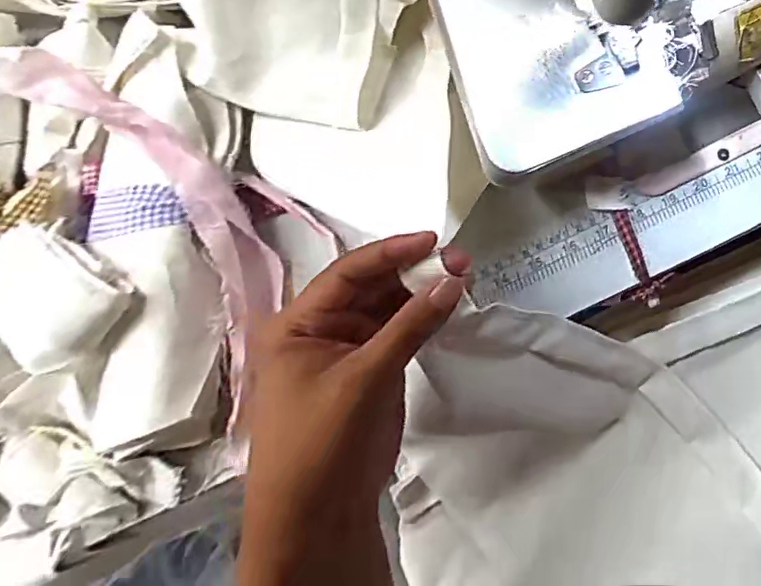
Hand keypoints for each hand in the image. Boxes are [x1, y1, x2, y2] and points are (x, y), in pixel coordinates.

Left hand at [238, 232, 470, 585]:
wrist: (318, 520)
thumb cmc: (322, 443)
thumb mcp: (365, 377)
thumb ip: (411, 324)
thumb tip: (452, 280)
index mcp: (298, 324)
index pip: (348, 272)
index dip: (391, 252)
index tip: (433, 240)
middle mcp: (321, 328)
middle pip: (372, 285)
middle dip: (415, 270)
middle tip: (459, 261)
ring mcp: (348, 348)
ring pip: (391, 304)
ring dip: (424, 290)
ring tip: (462, 277)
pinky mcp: (372, 367)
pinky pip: (401, 328)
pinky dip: (425, 315)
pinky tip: (450, 304)